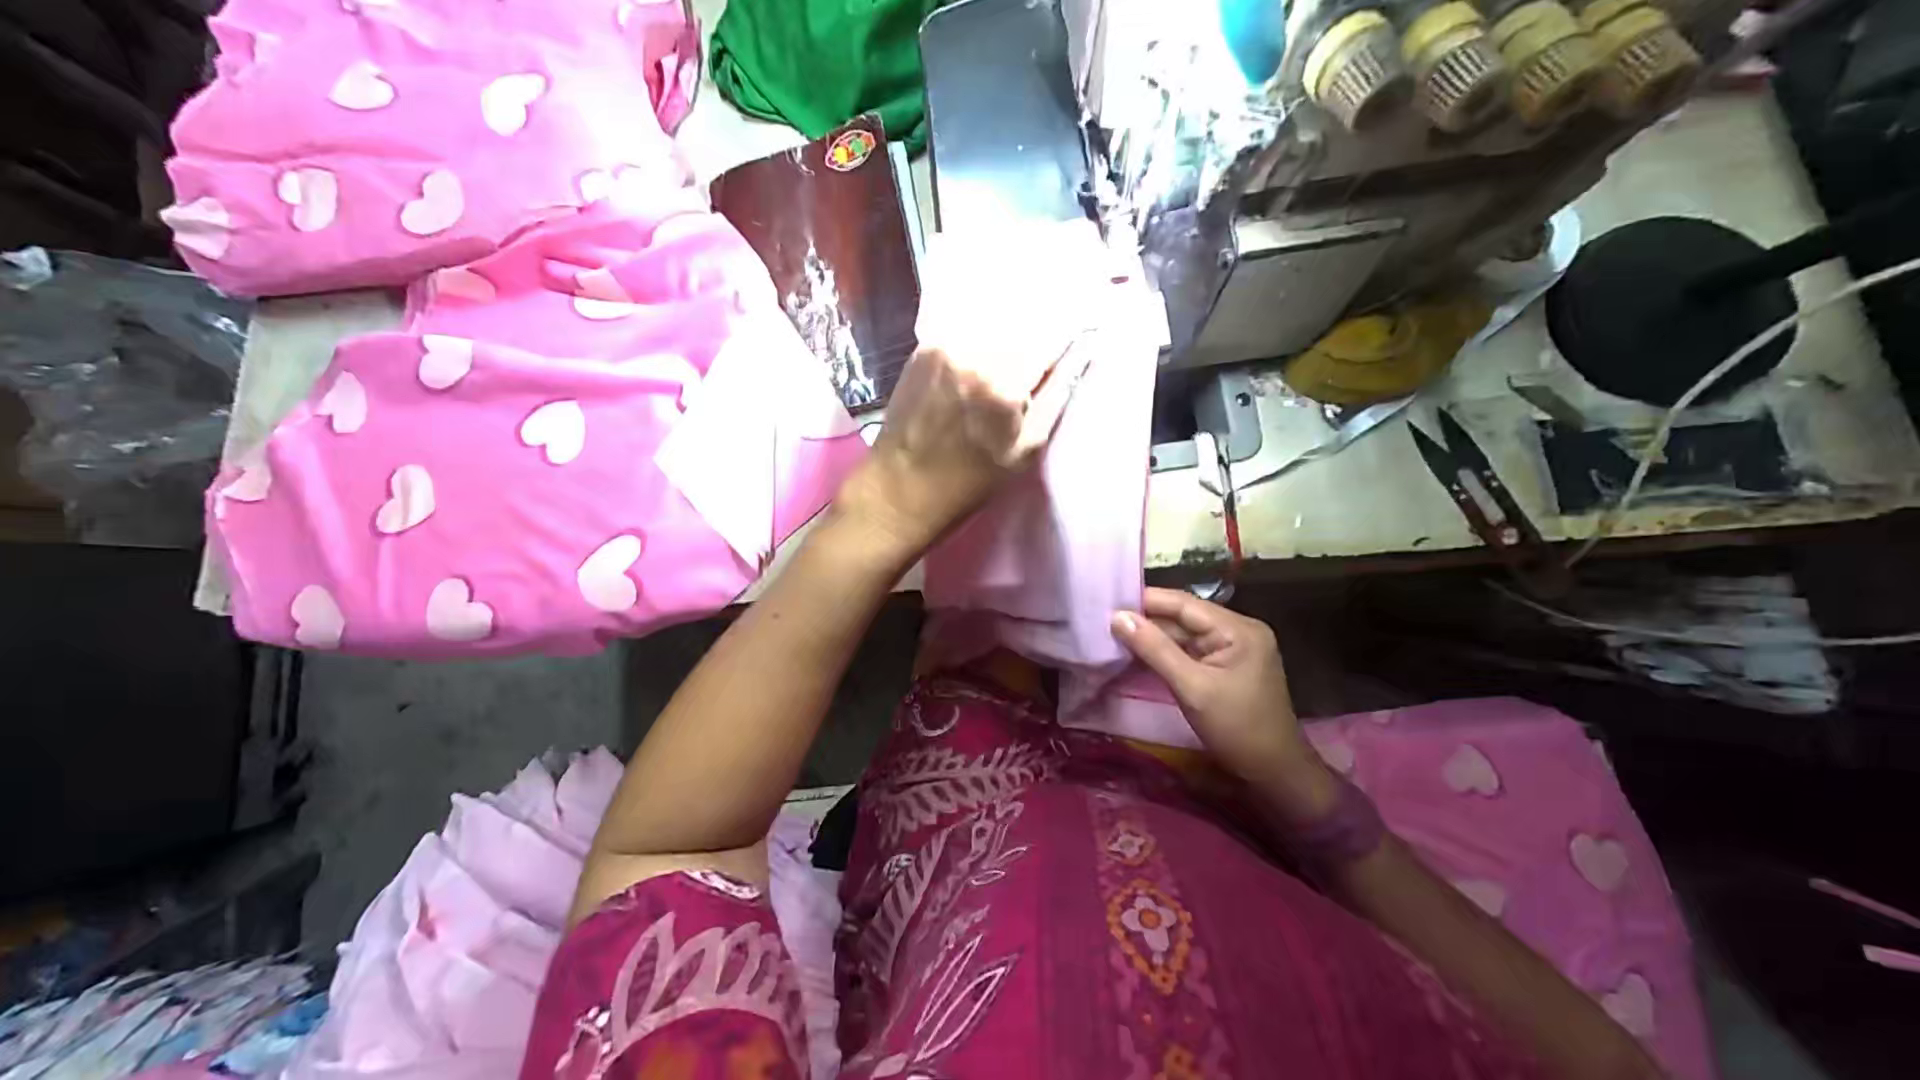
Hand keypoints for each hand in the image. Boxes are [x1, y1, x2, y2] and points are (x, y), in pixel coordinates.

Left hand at [835, 339, 1088, 558]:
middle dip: (1043, 321)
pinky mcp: (925, 346)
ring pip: (993, 318)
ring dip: (1014, 322)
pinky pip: (966, 325)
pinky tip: (990, 341)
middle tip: (1056, 330)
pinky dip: (984, 328)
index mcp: (1005, 380)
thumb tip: (1082, 353)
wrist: (901, 486)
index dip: (1071, 326)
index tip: (1085, 325)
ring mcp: (945, 344)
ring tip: (1026, 333)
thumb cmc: (971, 479)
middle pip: (1022, 318)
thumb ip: (1057, 395)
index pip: (1051, 333)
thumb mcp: (1027, 447)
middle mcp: (975, 351)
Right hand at [1111, 588, 1338, 822]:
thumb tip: (1118, 617)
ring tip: (1113, 634)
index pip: (1184, 603)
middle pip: (1183, 616)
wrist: (1274, 771)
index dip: (1145, 601)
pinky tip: (1137, 652)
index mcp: (1238, 628)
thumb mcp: (1192, 687)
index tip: (1108, 602)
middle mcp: (1238, 630)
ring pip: (1184, 633)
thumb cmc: (1237, 728)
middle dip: (1146, 619)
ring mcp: (1232, 648)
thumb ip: (1155, 649)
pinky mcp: (1225, 665)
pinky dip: (1165, 652)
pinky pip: (1189, 650)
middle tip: (1104, 621)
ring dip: (1152, 636)